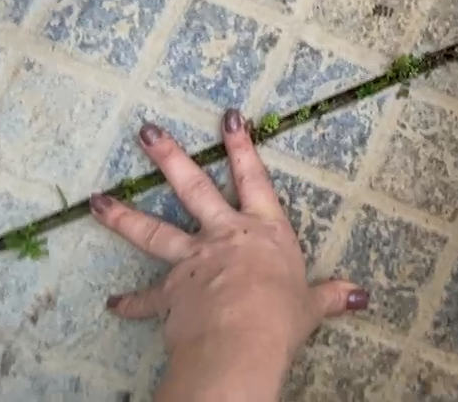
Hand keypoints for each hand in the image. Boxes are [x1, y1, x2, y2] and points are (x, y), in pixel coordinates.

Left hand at [91, 111, 368, 401]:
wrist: (242, 340)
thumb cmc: (281, 315)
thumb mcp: (310, 305)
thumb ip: (330, 295)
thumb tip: (361, 295)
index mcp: (263, 229)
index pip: (253, 177)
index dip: (241, 146)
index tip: (228, 116)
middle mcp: (225, 235)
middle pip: (194, 188)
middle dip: (170, 157)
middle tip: (147, 131)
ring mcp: (193, 261)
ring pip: (154, 231)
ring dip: (124, 215)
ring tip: (97, 200)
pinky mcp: (171, 293)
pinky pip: (147, 299)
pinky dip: (131, 303)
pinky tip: (113, 305)